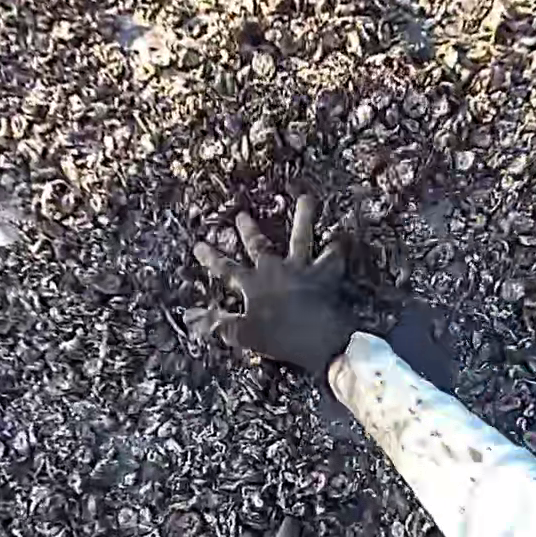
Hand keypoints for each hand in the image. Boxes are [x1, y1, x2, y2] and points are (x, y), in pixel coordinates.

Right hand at [186, 198, 355, 375]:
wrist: (316, 338)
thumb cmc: (279, 338)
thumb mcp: (243, 334)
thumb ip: (219, 323)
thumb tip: (193, 318)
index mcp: (253, 284)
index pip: (226, 268)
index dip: (211, 257)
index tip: (198, 245)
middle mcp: (275, 270)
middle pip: (259, 245)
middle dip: (248, 230)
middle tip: (241, 215)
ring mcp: (301, 269)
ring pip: (301, 238)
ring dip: (303, 217)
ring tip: (306, 198)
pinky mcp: (324, 275)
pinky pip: (333, 257)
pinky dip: (338, 247)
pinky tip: (342, 236)